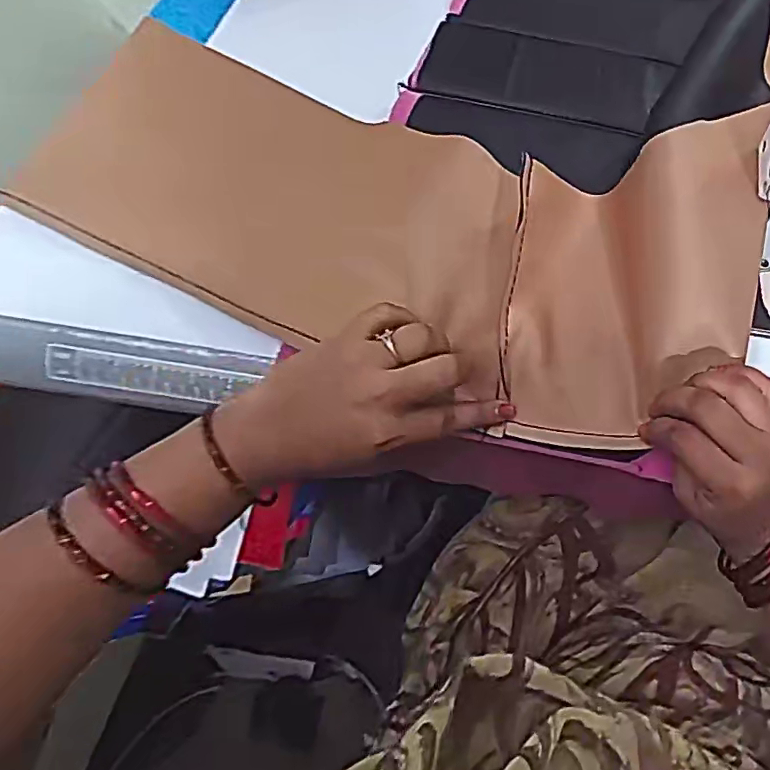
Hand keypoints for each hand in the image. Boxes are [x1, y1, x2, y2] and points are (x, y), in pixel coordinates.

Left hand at [215, 303, 512, 485]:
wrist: (262, 434)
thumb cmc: (319, 452)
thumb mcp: (372, 455)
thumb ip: (412, 432)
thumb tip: (447, 409)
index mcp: (390, 431)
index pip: (449, 417)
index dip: (483, 410)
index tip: (507, 405)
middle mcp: (382, 394)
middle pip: (445, 368)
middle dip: (461, 367)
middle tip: (457, 369)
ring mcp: (363, 360)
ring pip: (423, 336)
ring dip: (434, 342)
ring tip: (428, 349)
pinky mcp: (345, 337)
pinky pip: (388, 314)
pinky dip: (402, 318)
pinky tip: (403, 330)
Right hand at [639, 364, 769, 560]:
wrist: (764, 522)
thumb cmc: (725, 513)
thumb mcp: (688, 498)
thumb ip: (674, 459)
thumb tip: (659, 424)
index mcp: (733, 484)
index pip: (687, 438)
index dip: (660, 426)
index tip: (648, 426)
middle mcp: (758, 454)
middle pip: (708, 406)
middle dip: (674, 399)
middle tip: (659, 406)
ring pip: (736, 386)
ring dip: (702, 380)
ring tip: (686, 391)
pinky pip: (764, 383)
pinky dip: (738, 373)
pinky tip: (716, 380)